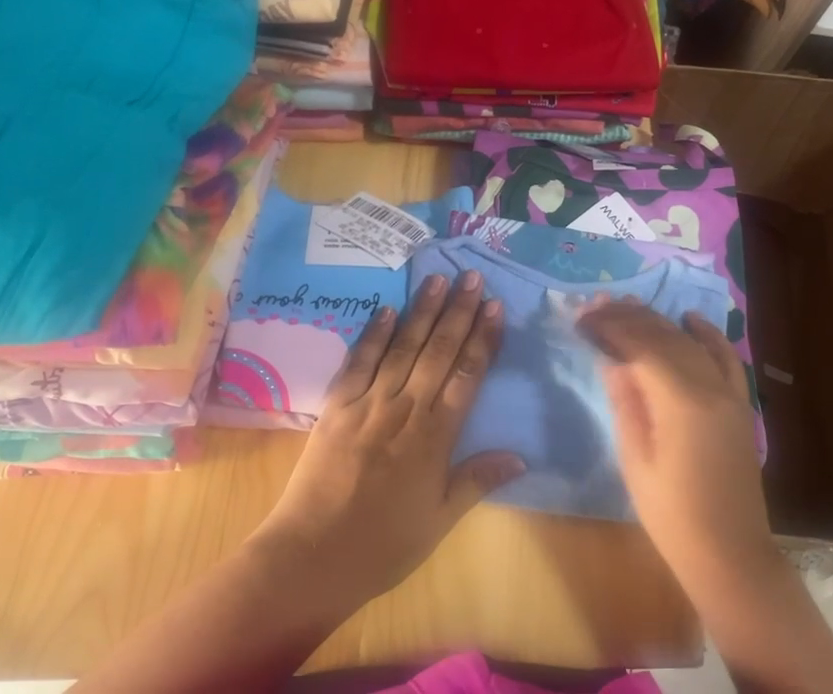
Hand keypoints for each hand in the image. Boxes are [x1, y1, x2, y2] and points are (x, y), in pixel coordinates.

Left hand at [251, 271, 526, 607]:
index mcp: (435, 437)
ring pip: (401, 347)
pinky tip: (386, 310)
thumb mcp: (439, 520)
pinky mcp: (335, 408)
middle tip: (471, 276)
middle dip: (457, 311)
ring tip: (437, 279)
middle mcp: (405, 409)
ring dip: (421, 311)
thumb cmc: (383, 545)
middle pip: (437, 350)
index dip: (483, 338)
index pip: (466, 375)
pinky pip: (358, 363)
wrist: (312, 557)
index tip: (494, 307)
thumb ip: (477, 481)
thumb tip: (520, 455)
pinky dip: (372, 334)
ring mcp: (368, 404)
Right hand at [579, 303, 771, 586]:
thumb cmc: (672, 516)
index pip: (641, 346)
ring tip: (627, 305)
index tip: (582, 317)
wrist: (729, 553)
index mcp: (681, 401)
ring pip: (691, 342)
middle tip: (595, 306)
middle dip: (628, 318)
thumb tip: (611, 359)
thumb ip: (626, 402)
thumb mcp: (636, 459)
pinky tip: (689, 318)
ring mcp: (730, 394)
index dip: (610, 327)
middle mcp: (710, 386)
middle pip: (665, 337)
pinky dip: (707, 335)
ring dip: (659, 321)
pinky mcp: (740, 405)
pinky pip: (726, 358)